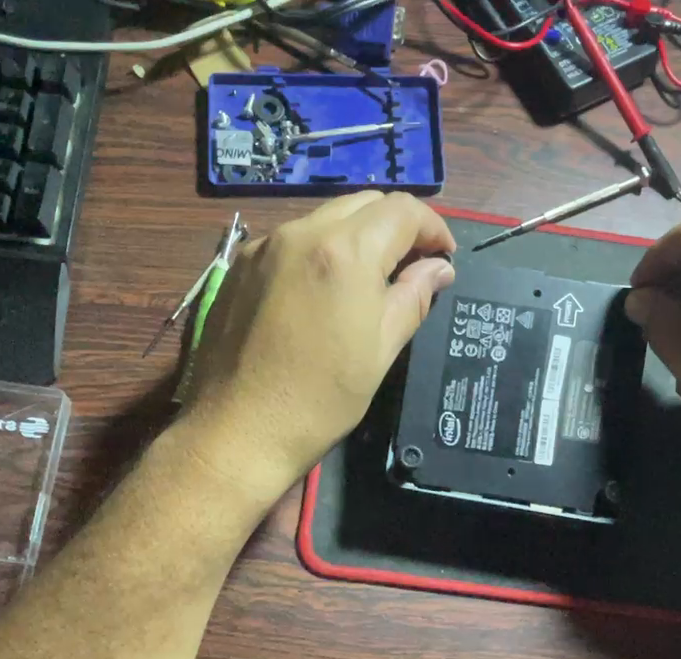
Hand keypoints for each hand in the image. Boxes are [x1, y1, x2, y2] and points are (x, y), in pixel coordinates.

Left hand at [178, 192, 456, 494]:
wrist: (237, 431)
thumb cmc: (319, 401)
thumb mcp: (380, 353)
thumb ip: (412, 299)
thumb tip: (438, 269)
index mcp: (346, 252)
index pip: (403, 210)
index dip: (433, 228)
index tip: (443, 258)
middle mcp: (302, 233)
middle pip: (363, 204)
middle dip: (395, 227)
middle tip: (410, 268)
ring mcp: (263, 246)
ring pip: (324, 219)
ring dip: (355, 237)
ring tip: (367, 283)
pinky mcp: (238, 267)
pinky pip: (290, 242)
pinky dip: (318, 252)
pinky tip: (321, 293)